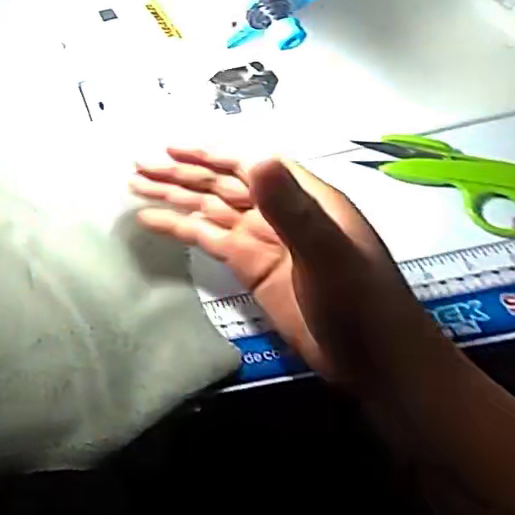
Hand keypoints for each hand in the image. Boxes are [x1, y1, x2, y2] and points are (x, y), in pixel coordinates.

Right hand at [132, 150, 442, 382]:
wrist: (378, 366)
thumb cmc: (362, 303)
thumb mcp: (328, 254)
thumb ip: (291, 209)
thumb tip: (256, 158)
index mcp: (302, 196)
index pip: (247, 164)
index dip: (208, 154)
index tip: (170, 149)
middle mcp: (278, 211)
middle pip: (221, 183)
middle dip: (181, 173)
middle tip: (139, 166)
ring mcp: (263, 241)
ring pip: (210, 208)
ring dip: (175, 196)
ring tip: (136, 185)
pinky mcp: (252, 269)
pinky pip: (209, 240)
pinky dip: (181, 228)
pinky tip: (153, 222)